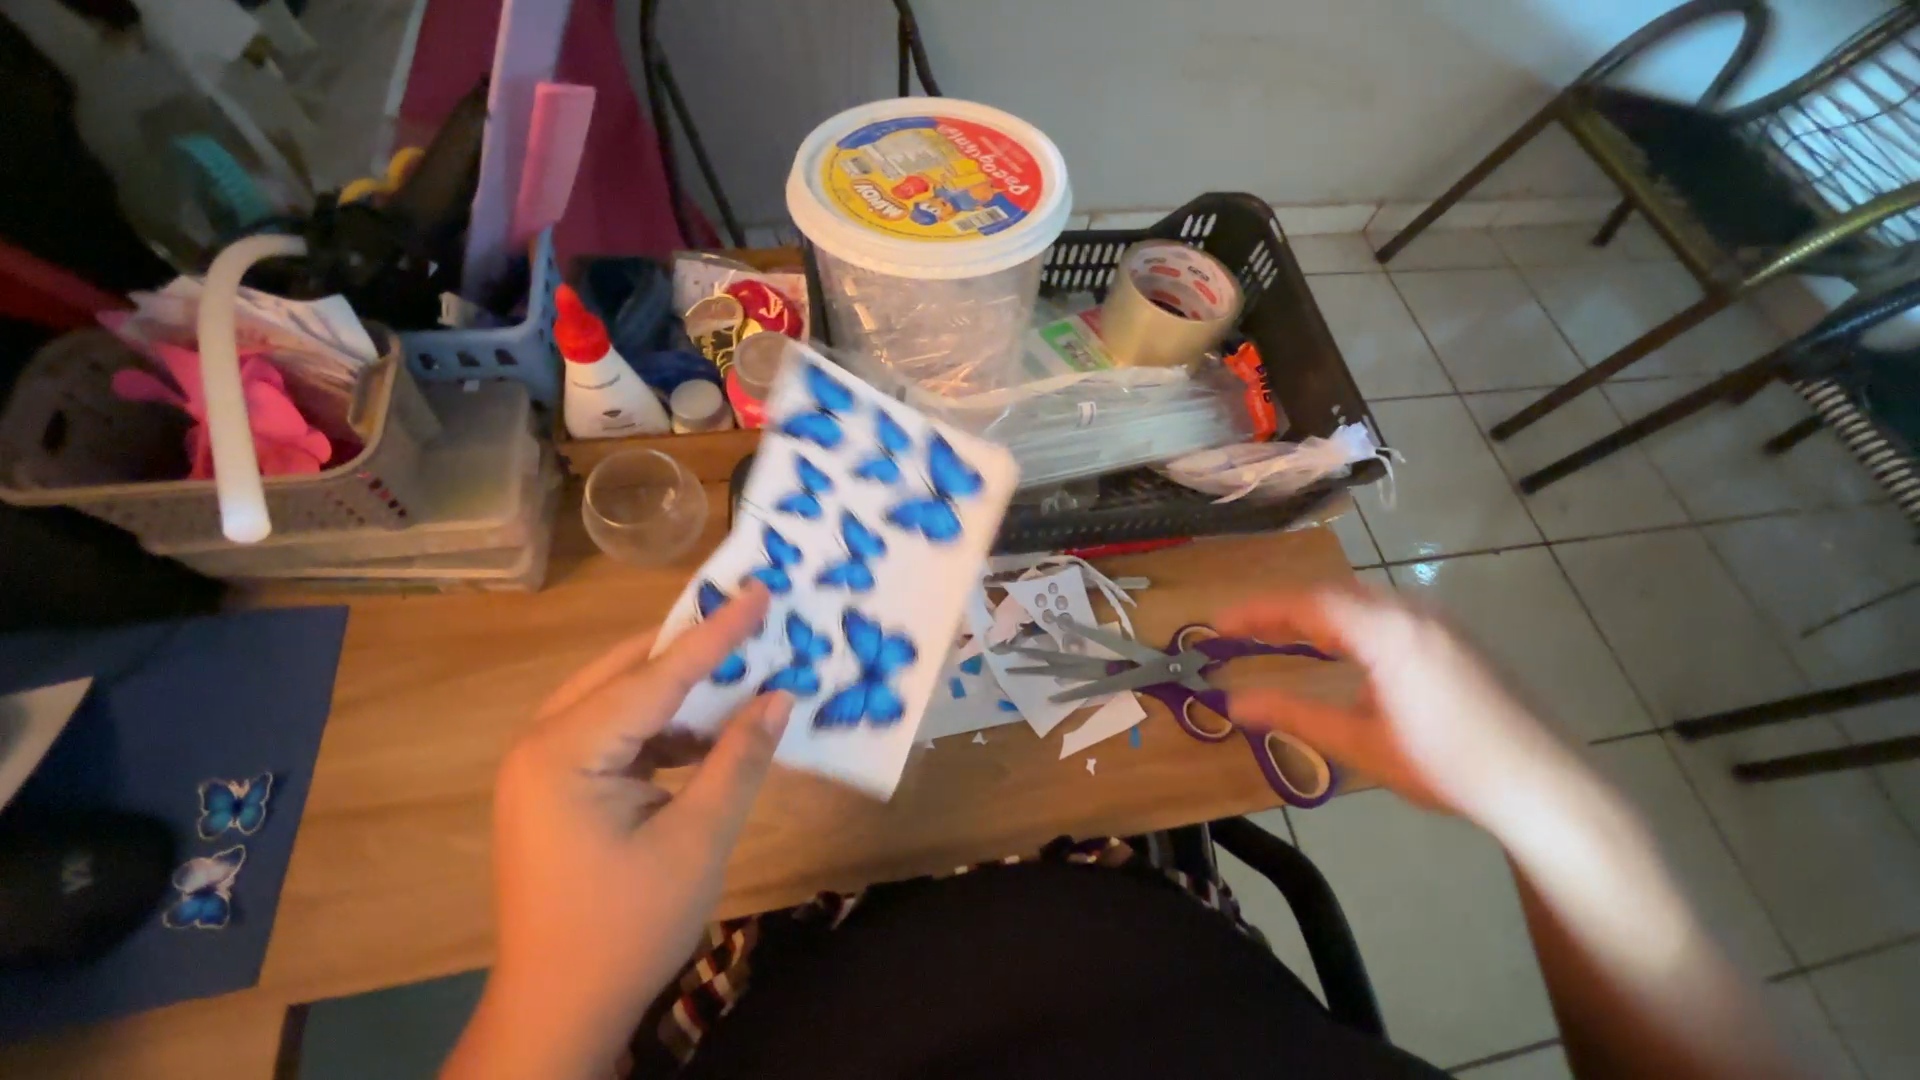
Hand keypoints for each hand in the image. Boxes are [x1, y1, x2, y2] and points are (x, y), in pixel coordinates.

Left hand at [446, 583, 788, 1079]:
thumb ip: (739, 759)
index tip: (758, 591)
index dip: (717, 634)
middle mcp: (542, 744)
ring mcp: (544, 767)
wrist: (559, 1012)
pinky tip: (709, 730)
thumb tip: (780, 698)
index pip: (656, 677)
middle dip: (692, 649)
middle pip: (628, 674)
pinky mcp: (557, 788)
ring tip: (741, 670)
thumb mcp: (697, 840)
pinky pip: (617, 735)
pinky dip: (665, 727)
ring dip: (681, 690)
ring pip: (622, 701)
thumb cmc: (627, 928)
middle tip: (752, 620)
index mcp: (564, 753)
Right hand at [1216, 586, 1585, 827]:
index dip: (1256, 612)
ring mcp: (1440, 622)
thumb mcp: (1360, 744)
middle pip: (1333, 594)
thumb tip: (1232, 704)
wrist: (1546, 787)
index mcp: (1386, 631)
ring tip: (1281, 636)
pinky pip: (1389, 613)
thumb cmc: (1447, 766)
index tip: (1216, 625)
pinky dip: (1350, 622)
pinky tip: (1343, 650)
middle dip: (1283, 610)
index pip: (1306, 604)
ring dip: (1317, 614)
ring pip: (1362, 601)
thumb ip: (1294, 715)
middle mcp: (1413, 612)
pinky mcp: (1457, 638)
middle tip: (1241, 632)